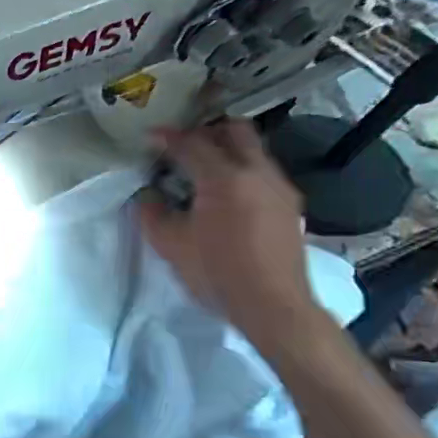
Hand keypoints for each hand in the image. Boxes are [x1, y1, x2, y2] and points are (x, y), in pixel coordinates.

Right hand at [137, 121, 321, 343]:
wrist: (274, 307)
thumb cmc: (218, 274)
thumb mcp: (171, 247)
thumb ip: (152, 214)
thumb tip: (147, 196)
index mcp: (224, 178)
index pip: (192, 143)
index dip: (167, 137)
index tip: (150, 138)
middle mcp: (257, 172)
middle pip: (234, 130)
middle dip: (206, 130)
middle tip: (183, 146)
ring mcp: (279, 187)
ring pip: (253, 150)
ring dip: (227, 150)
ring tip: (204, 171)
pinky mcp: (290, 205)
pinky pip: (263, 172)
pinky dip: (242, 171)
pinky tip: (229, 196)